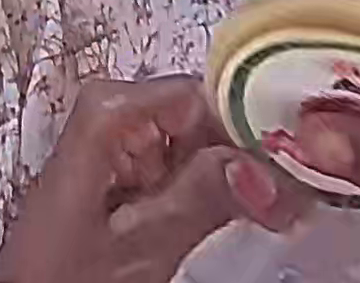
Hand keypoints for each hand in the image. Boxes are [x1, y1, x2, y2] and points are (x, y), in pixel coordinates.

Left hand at [0, 77, 306, 282]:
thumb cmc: (66, 276)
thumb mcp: (142, 243)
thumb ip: (204, 196)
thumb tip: (272, 167)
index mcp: (112, 106)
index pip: (199, 94)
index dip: (249, 126)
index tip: (294, 164)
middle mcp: (118, 103)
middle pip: (201, 111)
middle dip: (246, 152)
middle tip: (294, 196)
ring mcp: (124, 129)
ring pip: (198, 135)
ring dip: (236, 170)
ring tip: (278, 205)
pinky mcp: (130, 156)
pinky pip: (182, 157)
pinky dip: (214, 182)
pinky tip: (246, 204)